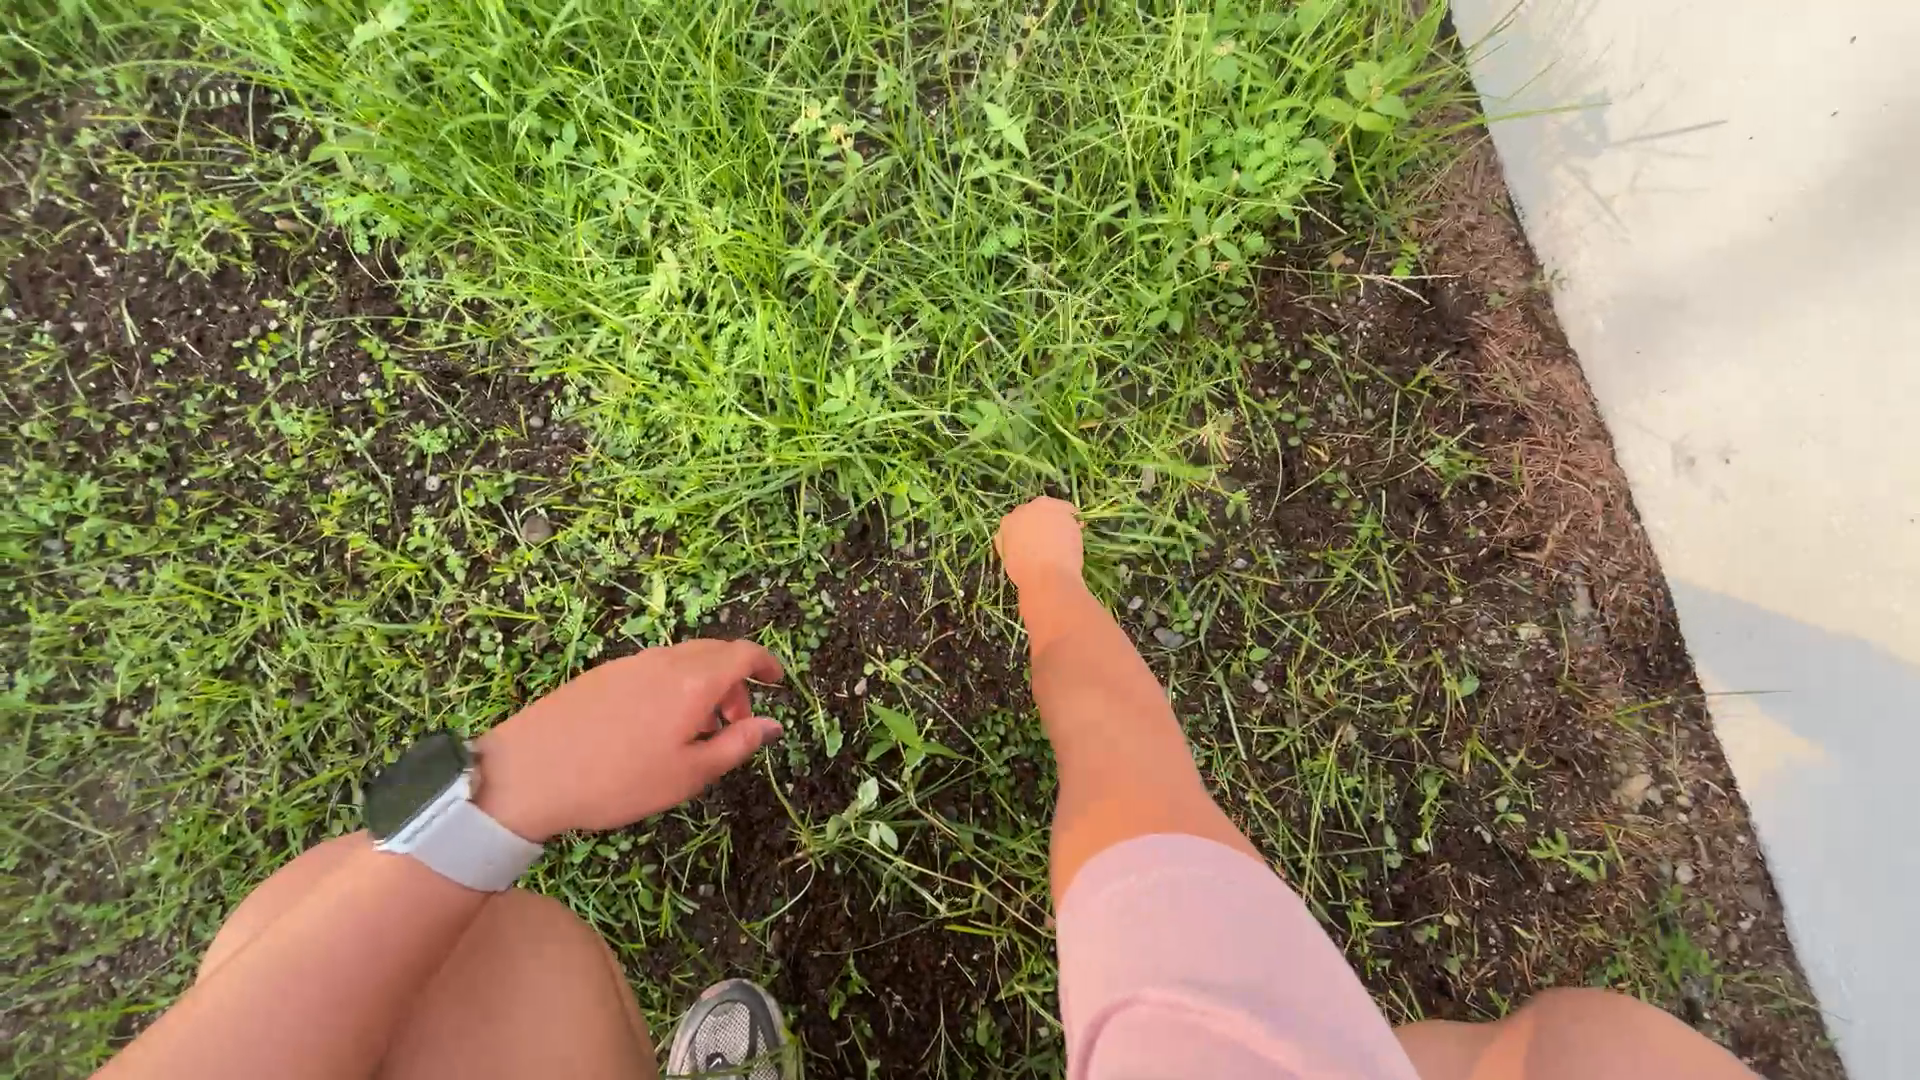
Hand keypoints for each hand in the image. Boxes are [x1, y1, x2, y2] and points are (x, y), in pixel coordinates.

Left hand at [472, 639, 784, 841]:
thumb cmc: (619, 780)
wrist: (525, 774)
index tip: (777, 682)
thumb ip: (736, 745)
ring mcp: (632, 663)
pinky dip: (675, 684)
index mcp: (695, 681)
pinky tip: (656, 724)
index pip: (744, 654)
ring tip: (695, 730)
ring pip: (685, 659)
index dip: (766, 664)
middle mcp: (667, 661)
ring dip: (705, 683)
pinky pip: (655, 667)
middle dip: (736, 680)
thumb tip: (772, 724)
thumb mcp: (689, 774)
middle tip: (735, 722)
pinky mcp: (604, 672)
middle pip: (716, 652)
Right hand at [995, 496, 1084, 590]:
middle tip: (1049, 537)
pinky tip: (1077, 532)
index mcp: (1007, 523)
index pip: (1016, 520)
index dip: (1027, 530)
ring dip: (1057, 518)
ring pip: (1052, 508)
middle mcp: (1023, 510)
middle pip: (1034, 510)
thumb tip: (1014, 537)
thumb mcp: (1008, 558)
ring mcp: (1044, 508)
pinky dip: (1074, 519)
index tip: (1033, 540)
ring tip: (1065, 535)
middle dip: (1041, 521)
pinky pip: (1070, 510)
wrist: (1047, 575)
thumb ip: (1008, 542)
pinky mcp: (1063, 510)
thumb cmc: (1026, 573)